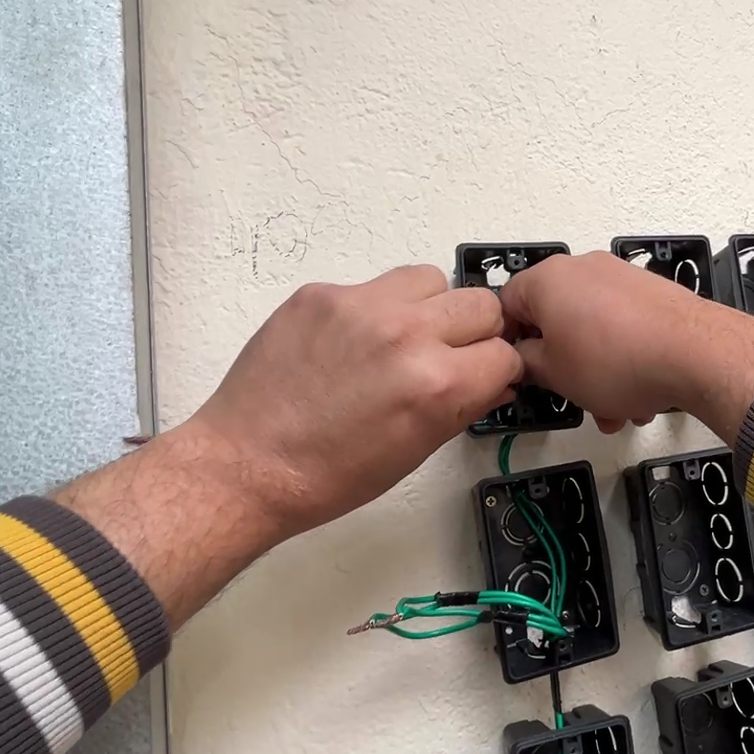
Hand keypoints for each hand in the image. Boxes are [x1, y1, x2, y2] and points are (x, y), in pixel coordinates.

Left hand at [58, 265, 520, 626]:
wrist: (248, 464)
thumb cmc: (331, 474)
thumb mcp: (418, 450)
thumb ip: (467, 405)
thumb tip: (497, 380)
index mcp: (437, 384)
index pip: (506, 353)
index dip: (499, 368)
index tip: (486, 374)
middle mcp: (407, 334)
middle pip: (483, 304)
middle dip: (477, 331)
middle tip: (451, 353)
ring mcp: (362, 306)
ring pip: (432, 279)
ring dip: (431, 307)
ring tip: (404, 337)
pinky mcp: (323, 293)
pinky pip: (375, 285)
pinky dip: (377, 309)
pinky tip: (354, 342)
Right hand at [499, 252, 753, 440]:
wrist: (695, 354)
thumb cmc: (622, 359)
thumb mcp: (554, 374)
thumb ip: (526, 363)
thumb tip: (524, 358)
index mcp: (548, 279)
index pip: (506, 305)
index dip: (508, 343)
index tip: (519, 370)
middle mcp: (583, 269)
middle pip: (555, 320)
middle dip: (562, 365)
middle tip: (567, 393)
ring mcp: (621, 278)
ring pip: (593, 331)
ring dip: (597, 372)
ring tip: (615, 409)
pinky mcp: (652, 293)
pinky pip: (624, 329)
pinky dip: (624, 360)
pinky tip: (639, 397)